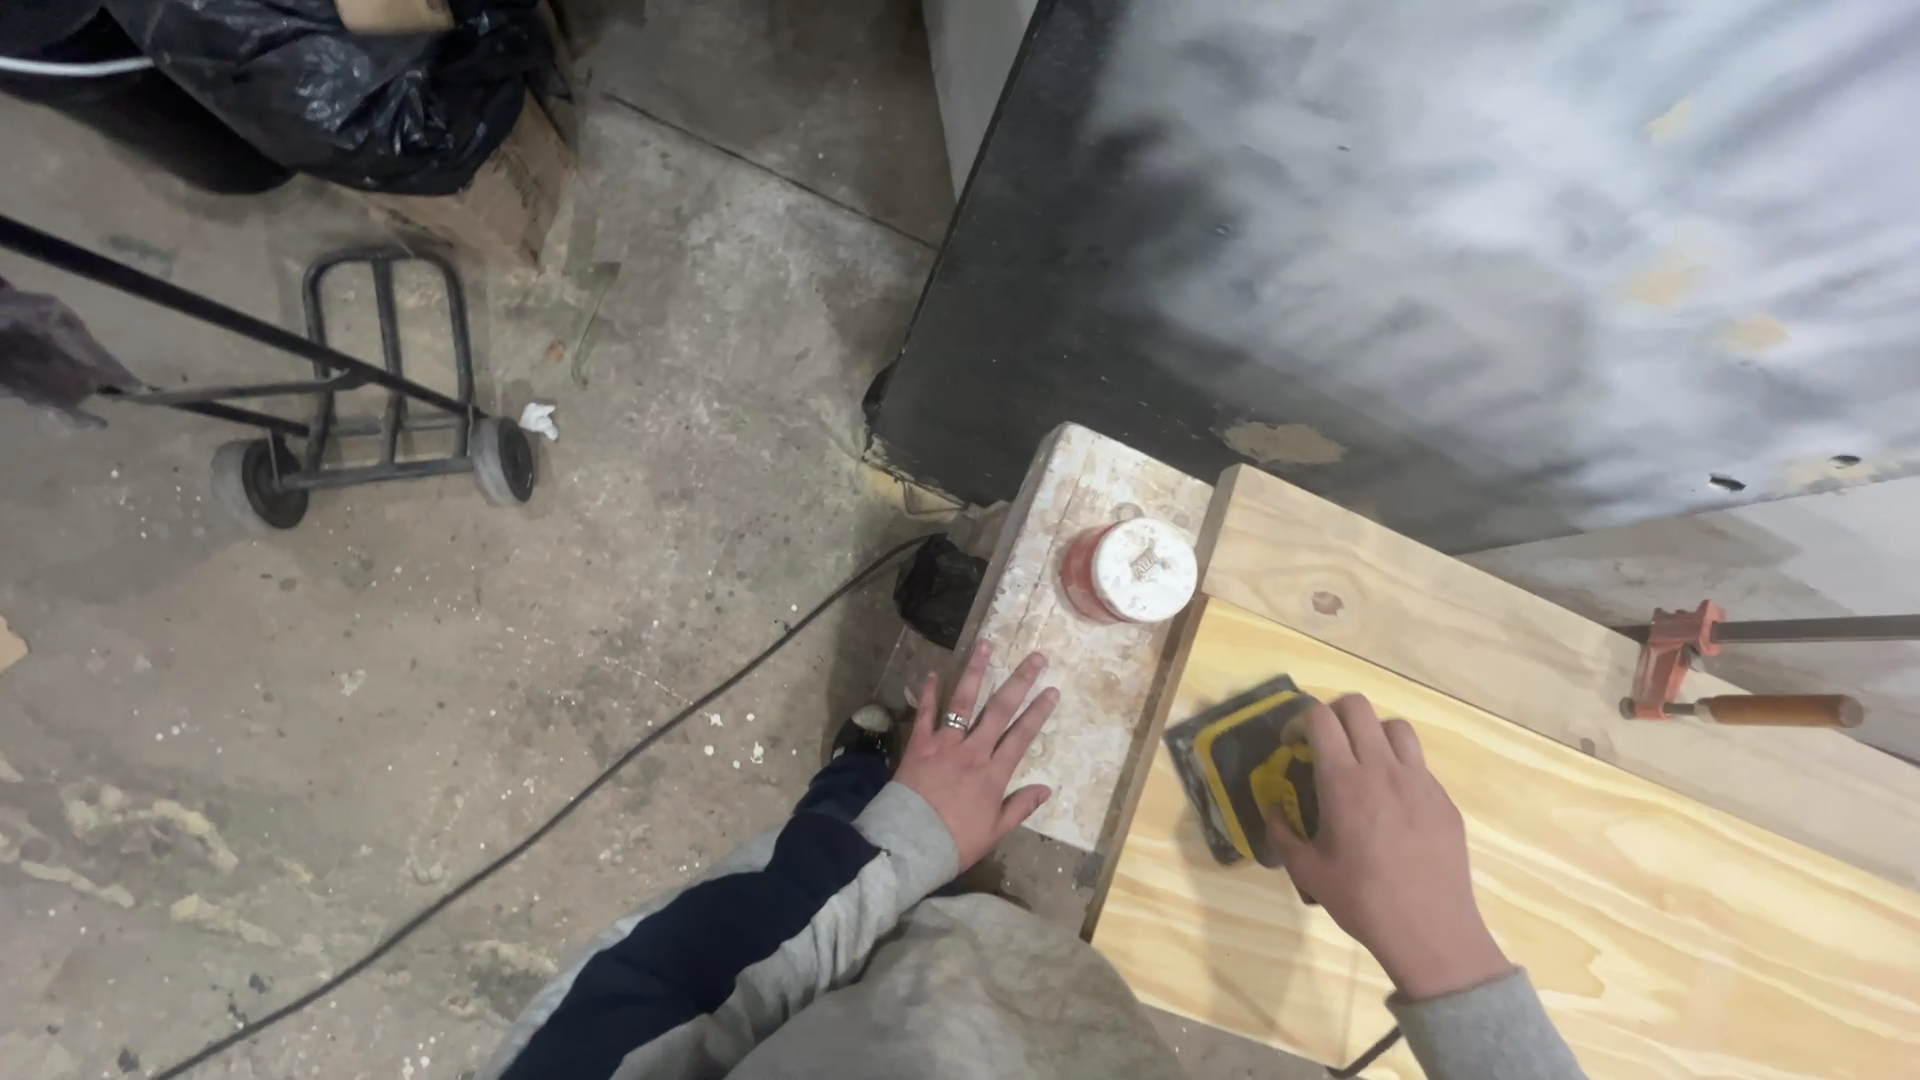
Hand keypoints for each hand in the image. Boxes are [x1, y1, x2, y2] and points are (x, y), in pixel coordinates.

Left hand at [894, 643, 1057, 870]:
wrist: (909, 846)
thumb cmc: (954, 843)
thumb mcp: (994, 832)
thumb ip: (1020, 807)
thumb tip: (1046, 788)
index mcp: (993, 774)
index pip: (1022, 736)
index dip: (1038, 712)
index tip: (1052, 690)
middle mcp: (973, 752)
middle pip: (1000, 710)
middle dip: (1020, 681)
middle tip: (1036, 657)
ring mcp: (944, 744)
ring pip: (964, 701)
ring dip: (976, 671)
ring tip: (986, 644)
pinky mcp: (919, 745)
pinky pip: (925, 713)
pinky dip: (929, 692)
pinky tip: (935, 672)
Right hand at [1267, 695, 1510, 1001]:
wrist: (1432, 934)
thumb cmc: (1362, 900)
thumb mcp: (1306, 870)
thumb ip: (1281, 832)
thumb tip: (1273, 809)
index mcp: (1344, 782)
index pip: (1320, 718)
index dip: (1299, 721)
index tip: (1292, 745)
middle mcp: (1382, 770)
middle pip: (1357, 706)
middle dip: (1333, 714)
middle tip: (1323, 743)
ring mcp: (1419, 783)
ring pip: (1395, 726)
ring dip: (1371, 733)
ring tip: (1361, 761)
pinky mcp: (1443, 801)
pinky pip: (1418, 763)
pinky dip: (1398, 765)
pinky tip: (1390, 801)